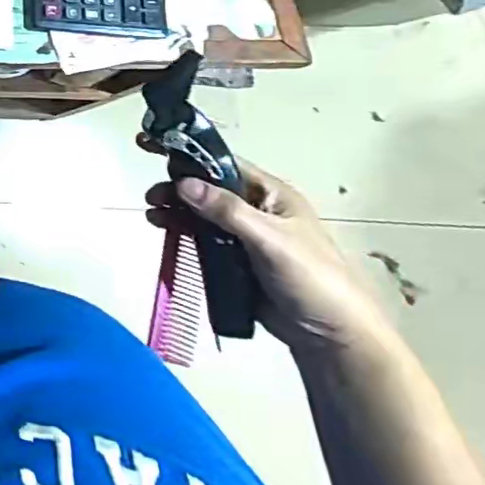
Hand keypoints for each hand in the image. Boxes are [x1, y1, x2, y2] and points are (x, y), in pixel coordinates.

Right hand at [147, 159, 392, 358]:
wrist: (331, 339)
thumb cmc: (310, 278)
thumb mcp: (269, 239)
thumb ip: (226, 210)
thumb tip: (183, 182)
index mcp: (270, 193)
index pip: (222, 162)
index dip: (188, 152)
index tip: (154, 144)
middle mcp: (255, 208)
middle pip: (207, 187)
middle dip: (177, 185)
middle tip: (152, 195)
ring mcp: (244, 235)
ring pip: (201, 212)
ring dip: (176, 208)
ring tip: (152, 213)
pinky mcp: (235, 260)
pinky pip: (202, 237)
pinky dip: (182, 230)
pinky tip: (163, 229)